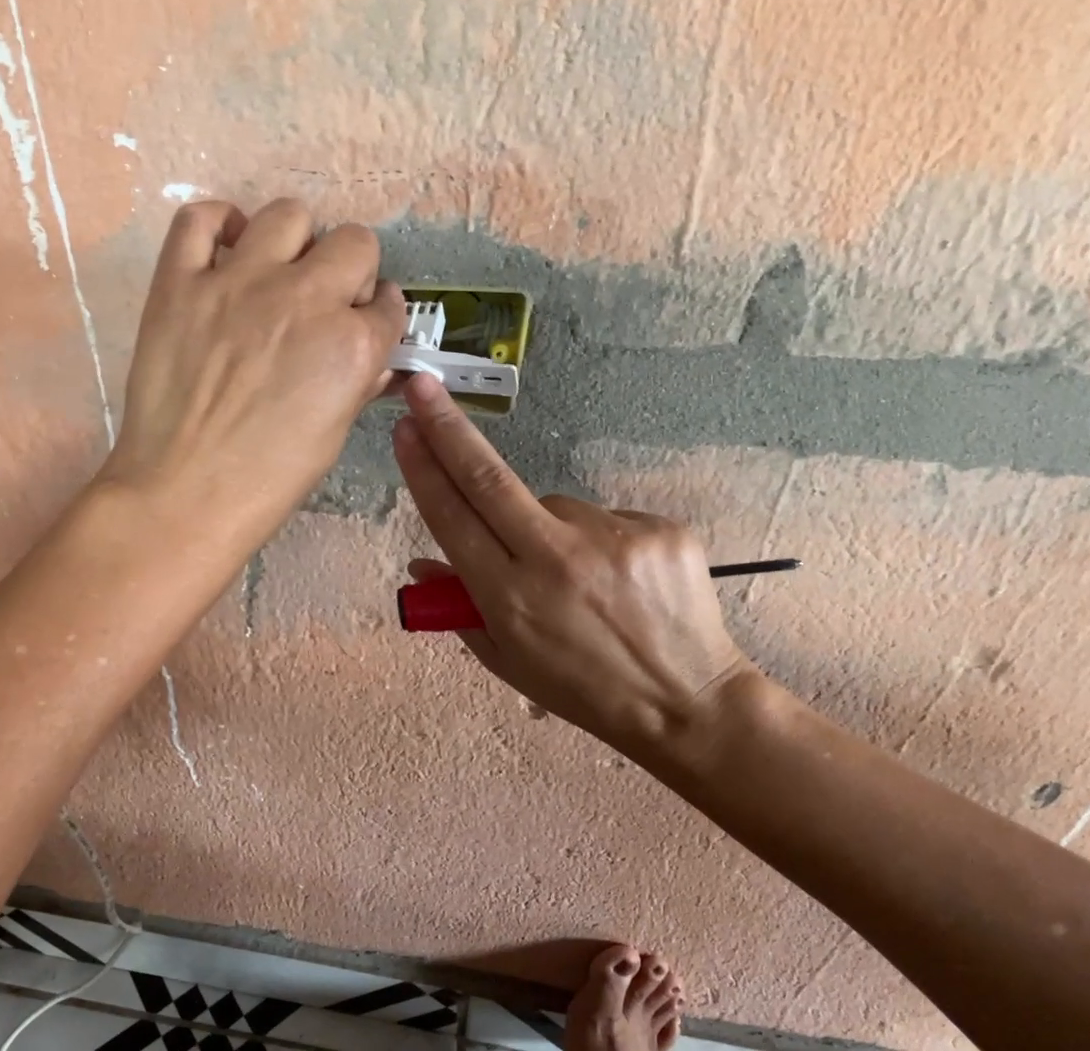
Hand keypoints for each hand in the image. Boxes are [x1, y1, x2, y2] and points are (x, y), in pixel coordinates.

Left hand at [99, 199, 404, 536]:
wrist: (183, 494)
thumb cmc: (268, 479)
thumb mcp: (333, 433)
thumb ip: (358, 382)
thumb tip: (371, 357)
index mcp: (351, 344)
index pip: (387, 304)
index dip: (378, 314)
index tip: (365, 321)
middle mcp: (304, 298)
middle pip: (353, 243)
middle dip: (349, 271)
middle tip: (323, 302)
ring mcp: (238, 282)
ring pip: (288, 216)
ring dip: (294, 242)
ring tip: (276, 273)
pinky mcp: (181, 281)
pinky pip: (200, 218)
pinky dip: (218, 224)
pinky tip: (225, 250)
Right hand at [392, 374, 752, 750]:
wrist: (686, 702)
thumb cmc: (583, 690)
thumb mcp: (508, 661)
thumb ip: (459, 608)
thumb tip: (420, 563)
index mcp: (511, 598)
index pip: (453, 518)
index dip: (424, 470)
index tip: (403, 429)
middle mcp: (555, 560)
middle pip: (489, 479)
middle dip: (449, 429)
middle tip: (423, 388)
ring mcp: (610, 538)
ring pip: (553, 505)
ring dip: (546, 526)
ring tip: (577, 577)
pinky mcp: (655, 527)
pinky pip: (603, 516)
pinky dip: (596, 537)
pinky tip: (615, 575)